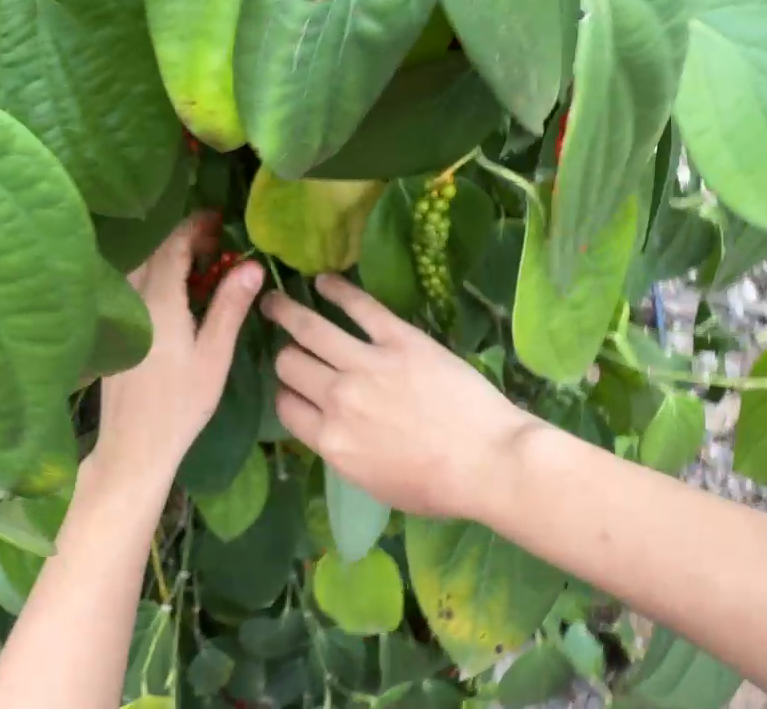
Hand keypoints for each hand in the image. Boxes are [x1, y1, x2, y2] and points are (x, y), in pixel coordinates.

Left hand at [90, 213, 264, 483]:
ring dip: (167, 254)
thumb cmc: (180, 402)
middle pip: (154, 250)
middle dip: (183, 237)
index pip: (173, 246)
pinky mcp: (116, 327)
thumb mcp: (214, 355)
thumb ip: (230, 306)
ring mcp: (120, 312)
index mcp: (159, 300)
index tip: (217, 217)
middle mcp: (133, 298)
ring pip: (140, 266)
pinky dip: (154, 272)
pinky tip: (176, 288)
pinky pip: (133, 283)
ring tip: (199, 260)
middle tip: (216, 238)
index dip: (195, 226)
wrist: (134, 443)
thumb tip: (251, 265)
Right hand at [266, 275, 537, 520]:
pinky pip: (358, 307)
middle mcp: (338, 398)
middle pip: (290, 364)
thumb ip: (341, 451)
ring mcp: (366, 364)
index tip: (290, 386)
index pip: (285, 405)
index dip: (284, 392)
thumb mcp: (374, 484)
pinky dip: (336, 290)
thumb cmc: (438, 485)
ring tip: (273, 299)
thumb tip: (326, 426)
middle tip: (284, 344)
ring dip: (286, 310)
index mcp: (331, 440)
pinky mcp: (398, 338)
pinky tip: (323, 280)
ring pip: (309, 329)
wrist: (492, 464)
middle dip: (284, 355)